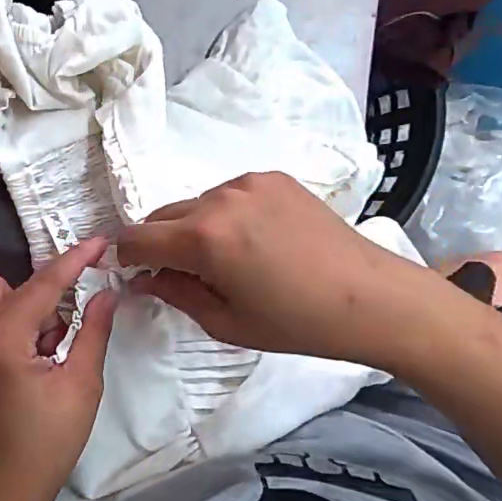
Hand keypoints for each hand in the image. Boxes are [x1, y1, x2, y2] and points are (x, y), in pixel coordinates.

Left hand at [0, 236, 118, 500]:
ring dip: (19, 306)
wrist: (4, 488)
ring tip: (37, 345)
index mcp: (5, 341)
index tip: (100, 242)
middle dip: (52, 303)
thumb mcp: (81, 387)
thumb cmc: (48, 444)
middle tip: (65, 342)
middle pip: (19, 290)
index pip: (44, 285)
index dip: (75, 260)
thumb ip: (92, 332)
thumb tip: (106, 293)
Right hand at [116, 172, 449, 364]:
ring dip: (192, 228)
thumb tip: (143, 278)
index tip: (133, 273)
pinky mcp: (271, 177)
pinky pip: (226, 194)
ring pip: (193, 205)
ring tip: (226, 257)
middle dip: (158, 243)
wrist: (375, 299)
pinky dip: (224, 214)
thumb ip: (174, 293)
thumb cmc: (297, 322)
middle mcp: (218, 200)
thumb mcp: (225, 322)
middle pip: (160, 216)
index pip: (136, 238)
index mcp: (203, 239)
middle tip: (181, 273)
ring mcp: (247, 183)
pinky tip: (254, 239)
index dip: (126, 258)